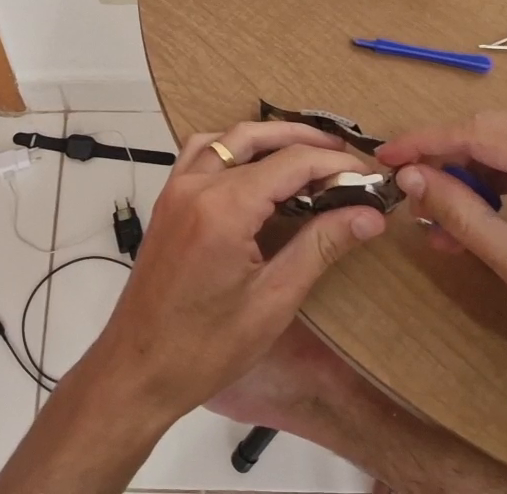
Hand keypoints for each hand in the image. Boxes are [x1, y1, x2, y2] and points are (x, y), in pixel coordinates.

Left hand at [83, 121, 386, 420]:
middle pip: (257, 138)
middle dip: (305, 141)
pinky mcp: (167, 201)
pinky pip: (200, 152)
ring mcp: (176, 190)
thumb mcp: (274, 300)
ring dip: (268, 137)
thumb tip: (367, 216)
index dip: (334, 163)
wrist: (139, 369)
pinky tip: (255, 167)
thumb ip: (321, 247)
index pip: (291, 163)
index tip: (367, 177)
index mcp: (223, 208)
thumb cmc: (205, 347)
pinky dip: (232, 147)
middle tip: (345, 158)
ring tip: (307, 155)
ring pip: (227, 139)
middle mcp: (195, 186)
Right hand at [377, 112, 506, 387]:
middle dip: (448, 159)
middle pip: (499, 131)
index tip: (384, 158)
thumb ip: (466, 218)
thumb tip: (411, 179)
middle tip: (408, 193)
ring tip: (440, 214)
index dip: (426, 142)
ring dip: (477, 172)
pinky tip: (484, 210)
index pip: (483, 133)